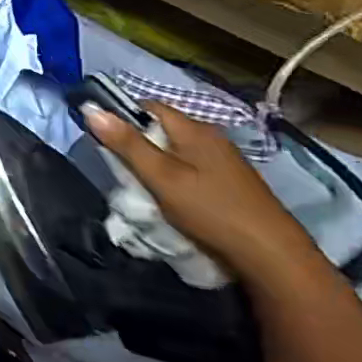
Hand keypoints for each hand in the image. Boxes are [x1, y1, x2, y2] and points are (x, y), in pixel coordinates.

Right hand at [84, 103, 322, 284]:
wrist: (270, 255)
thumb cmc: (210, 210)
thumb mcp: (161, 177)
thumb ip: (127, 144)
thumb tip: (92, 109)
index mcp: (194, 129)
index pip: (148, 106)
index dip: (122, 116)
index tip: (103, 139)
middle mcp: (211, 137)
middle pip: (162, 129)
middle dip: (136, 143)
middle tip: (119, 168)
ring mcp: (223, 160)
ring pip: (175, 150)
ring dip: (154, 162)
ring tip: (140, 185)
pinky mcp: (229, 182)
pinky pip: (190, 168)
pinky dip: (173, 176)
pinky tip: (168, 197)